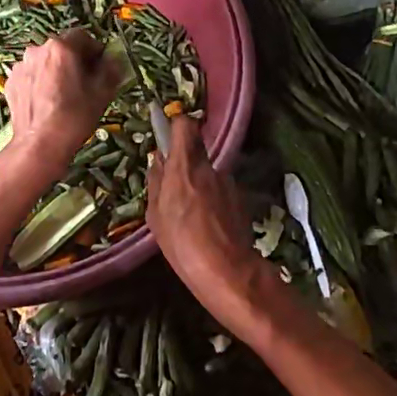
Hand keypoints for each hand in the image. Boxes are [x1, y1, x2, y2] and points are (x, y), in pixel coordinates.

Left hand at [0, 30, 123, 186]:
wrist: (39, 145)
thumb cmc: (74, 117)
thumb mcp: (102, 93)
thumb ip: (111, 70)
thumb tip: (114, 60)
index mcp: (61, 47)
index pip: (83, 36)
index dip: (95, 51)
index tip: (100, 67)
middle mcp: (38, 50)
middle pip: (62, 48)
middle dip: (74, 60)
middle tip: (84, 82)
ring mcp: (21, 66)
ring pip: (45, 62)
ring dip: (56, 71)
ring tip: (63, 94)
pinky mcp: (10, 82)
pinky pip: (31, 75)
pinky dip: (40, 82)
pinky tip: (47, 102)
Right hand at [147, 116, 281, 337]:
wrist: (225, 270)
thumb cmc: (181, 242)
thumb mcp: (155, 214)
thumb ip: (156, 182)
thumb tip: (158, 161)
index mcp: (185, 166)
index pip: (185, 125)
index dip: (176, 125)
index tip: (167, 135)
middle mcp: (211, 167)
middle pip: (196, 151)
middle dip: (184, 163)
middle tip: (172, 186)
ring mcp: (229, 183)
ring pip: (208, 174)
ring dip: (199, 185)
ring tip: (191, 213)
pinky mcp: (241, 199)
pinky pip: (220, 191)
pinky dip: (212, 200)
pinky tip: (207, 224)